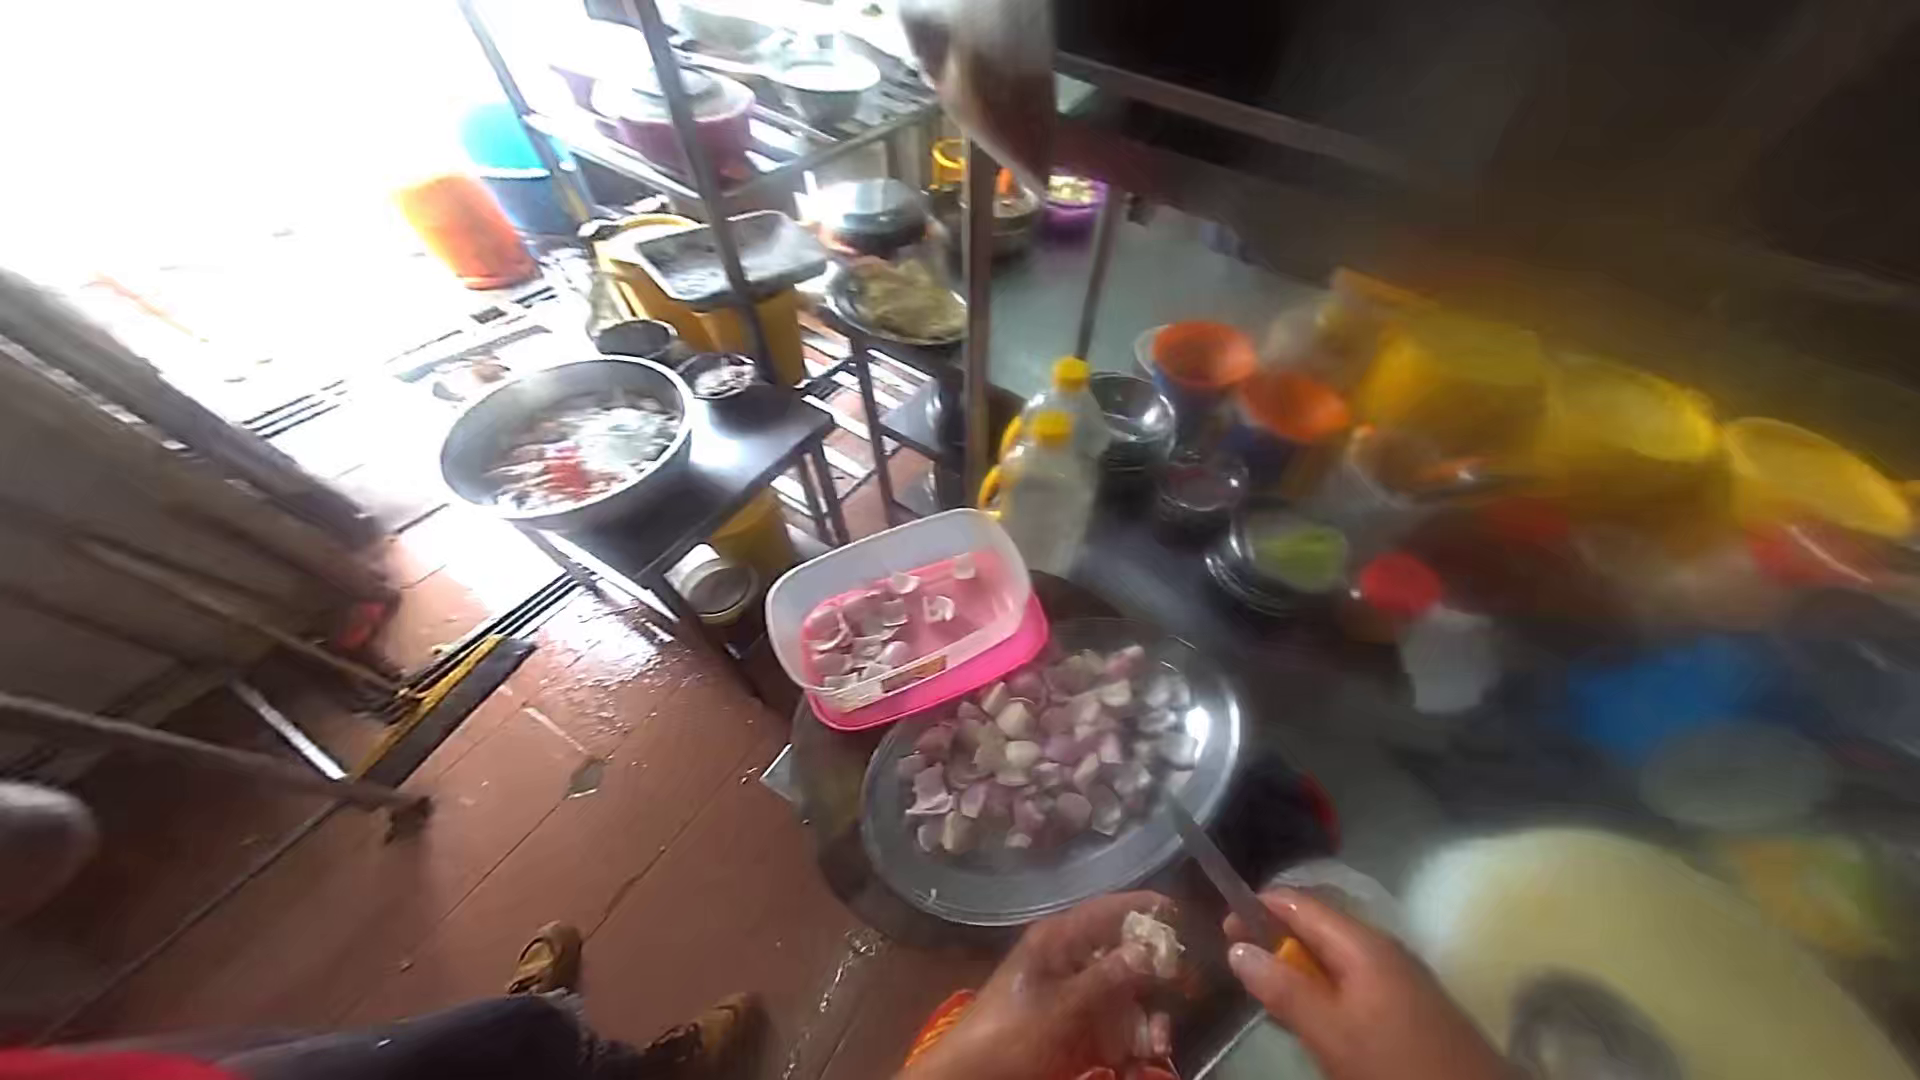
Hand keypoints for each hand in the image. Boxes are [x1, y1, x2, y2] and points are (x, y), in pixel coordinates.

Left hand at [901, 891, 1177, 1079]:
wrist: (976, 1075)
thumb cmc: (1016, 1030)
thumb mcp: (1064, 1005)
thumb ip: (1108, 978)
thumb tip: (1148, 950)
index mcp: (1059, 938)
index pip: (1105, 909)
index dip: (1140, 906)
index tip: (1176, 910)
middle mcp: (1070, 958)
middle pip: (1121, 951)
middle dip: (1154, 971)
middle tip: (1185, 986)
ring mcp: (1074, 994)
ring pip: (1123, 993)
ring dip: (1146, 1016)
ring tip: (1160, 1041)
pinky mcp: (1076, 1028)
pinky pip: (1113, 1026)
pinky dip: (1132, 1041)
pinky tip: (1143, 1060)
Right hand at [1223, 888, 1509, 1079]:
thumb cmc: (1400, 1069)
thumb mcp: (1332, 1034)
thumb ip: (1282, 989)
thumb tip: (1236, 947)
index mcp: (1361, 942)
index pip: (1296, 901)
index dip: (1256, 907)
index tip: (1225, 930)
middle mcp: (1381, 948)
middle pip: (1314, 926)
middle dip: (1275, 940)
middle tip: (1243, 966)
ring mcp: (1401, 979)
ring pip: (1334, 957)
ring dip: (1299, 969)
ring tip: (1273, 997)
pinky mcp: (1413, 1009)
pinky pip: (1355, 982)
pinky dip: (1325, 991)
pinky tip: (1316, 1020)